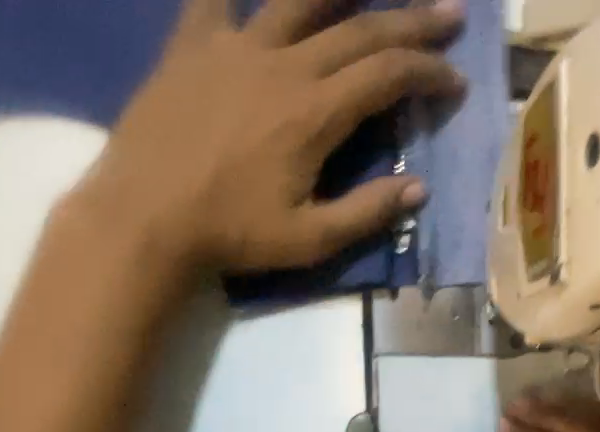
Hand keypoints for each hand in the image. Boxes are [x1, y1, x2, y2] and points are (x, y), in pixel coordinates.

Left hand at [75, 0, 464, 274]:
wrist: (144, 218)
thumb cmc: (232, 234)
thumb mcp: (310, 240)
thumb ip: (367, 212)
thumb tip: (417, 189)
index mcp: (314, 113)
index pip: (387, 76)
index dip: (428, 72)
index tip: (455, 80)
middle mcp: (282, 65)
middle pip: (358, 29)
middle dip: (410, 21)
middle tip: (449, 12)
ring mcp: (234, 47)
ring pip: (298, 0)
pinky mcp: (192, 45)